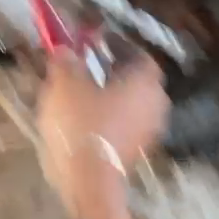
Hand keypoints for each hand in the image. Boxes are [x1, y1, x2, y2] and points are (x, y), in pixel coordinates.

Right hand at [36, 54, 168, 208]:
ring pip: (131, 101)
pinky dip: (108, 112)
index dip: (120, 46)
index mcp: (143, 85)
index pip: (141, 57)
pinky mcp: (135, 148)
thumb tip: (66, 48)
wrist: (87, 177)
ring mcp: (147, 130)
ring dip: (111, 91)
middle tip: (87, 62)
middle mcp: (154, 105)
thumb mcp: (64, 83)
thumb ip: (66, 61)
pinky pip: (124, 120)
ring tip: (81, 87)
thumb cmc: (80, 122)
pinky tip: (83, 113)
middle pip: (138, 80)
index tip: (97, 41)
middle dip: (115, 69)